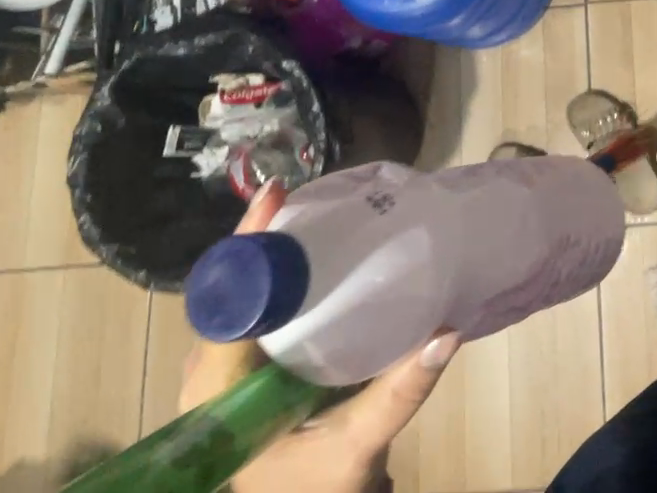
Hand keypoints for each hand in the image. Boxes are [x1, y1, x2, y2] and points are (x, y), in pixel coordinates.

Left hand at [178, 180, 459, 492]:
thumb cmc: (320, 488)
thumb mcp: (358, 446)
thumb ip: (398, 394)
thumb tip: (448, 331)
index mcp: (214, 395)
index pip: (224, 305)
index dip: (247, 247)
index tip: (276, 198)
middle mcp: (208, 374)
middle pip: (229, 288)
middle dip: (265, 237)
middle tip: (306, 193)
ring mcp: (226, 368)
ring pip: (242, 293)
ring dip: (275, 251)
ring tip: (316, 210)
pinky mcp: (249, 366)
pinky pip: (258, 306)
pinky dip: (285, 274)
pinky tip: (318, 251)